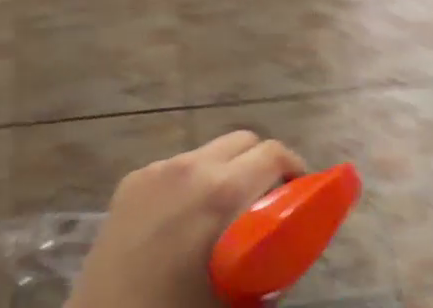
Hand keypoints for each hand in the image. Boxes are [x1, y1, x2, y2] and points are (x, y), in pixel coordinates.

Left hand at [66, 131, 306, 307]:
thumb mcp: (240, 291)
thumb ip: (270, 258)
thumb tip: (287, 239)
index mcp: (219, 191)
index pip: (270, 153)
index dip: (294, 166)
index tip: (301, 190)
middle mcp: (187, 166)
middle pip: (240, 141)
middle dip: (261, 164)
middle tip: (269, 201)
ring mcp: (154, 169)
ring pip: (206, 152)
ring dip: (225, 172)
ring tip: (225, 215)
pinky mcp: (130, 180)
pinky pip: (175, 168)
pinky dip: (192, 182)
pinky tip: (186, 221)